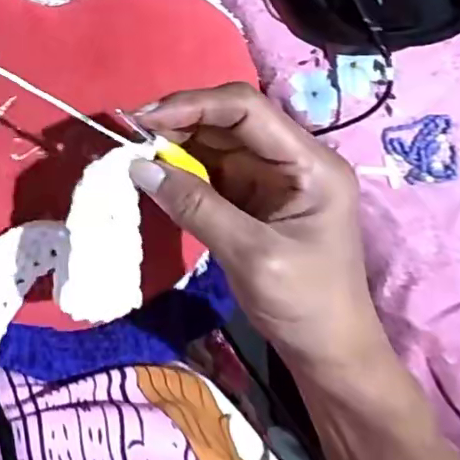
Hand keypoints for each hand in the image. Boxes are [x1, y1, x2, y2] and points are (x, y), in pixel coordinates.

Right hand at [128, 83, 388, 378]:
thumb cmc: (306, 305)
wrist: (329, 354)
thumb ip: (196, 206)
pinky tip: (153, 168)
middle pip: (228, 117)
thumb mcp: (251, 256)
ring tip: (135, 148)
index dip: (194, 105)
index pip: (246, 109)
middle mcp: (290, 158)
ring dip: (173, 139)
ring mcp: (269, 175)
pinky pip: (207, 164)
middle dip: (178, 119)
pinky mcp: (249, 193)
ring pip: (213, 137)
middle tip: (130, 134)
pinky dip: (178, 163)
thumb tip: (138, 167)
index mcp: (310, 163)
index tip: (145, 119)